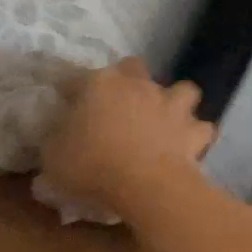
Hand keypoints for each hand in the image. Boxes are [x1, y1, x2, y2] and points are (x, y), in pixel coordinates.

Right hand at [41, 58, 216, 208]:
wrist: (143, 183)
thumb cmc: (90, 166)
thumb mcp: (52, 157)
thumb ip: (54, 139)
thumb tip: (57, 133)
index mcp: (98, 86)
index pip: (76, 79)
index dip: (68, 91)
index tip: (63, 104)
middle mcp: (137, 84)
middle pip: (131, 68)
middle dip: (125, 81)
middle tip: (116, 105)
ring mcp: (170, 104)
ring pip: (180, 89)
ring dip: (173, 101)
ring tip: (163, 119)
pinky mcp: (192, 130)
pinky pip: (199, 129)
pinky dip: (193, 136)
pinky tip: (185, 146)